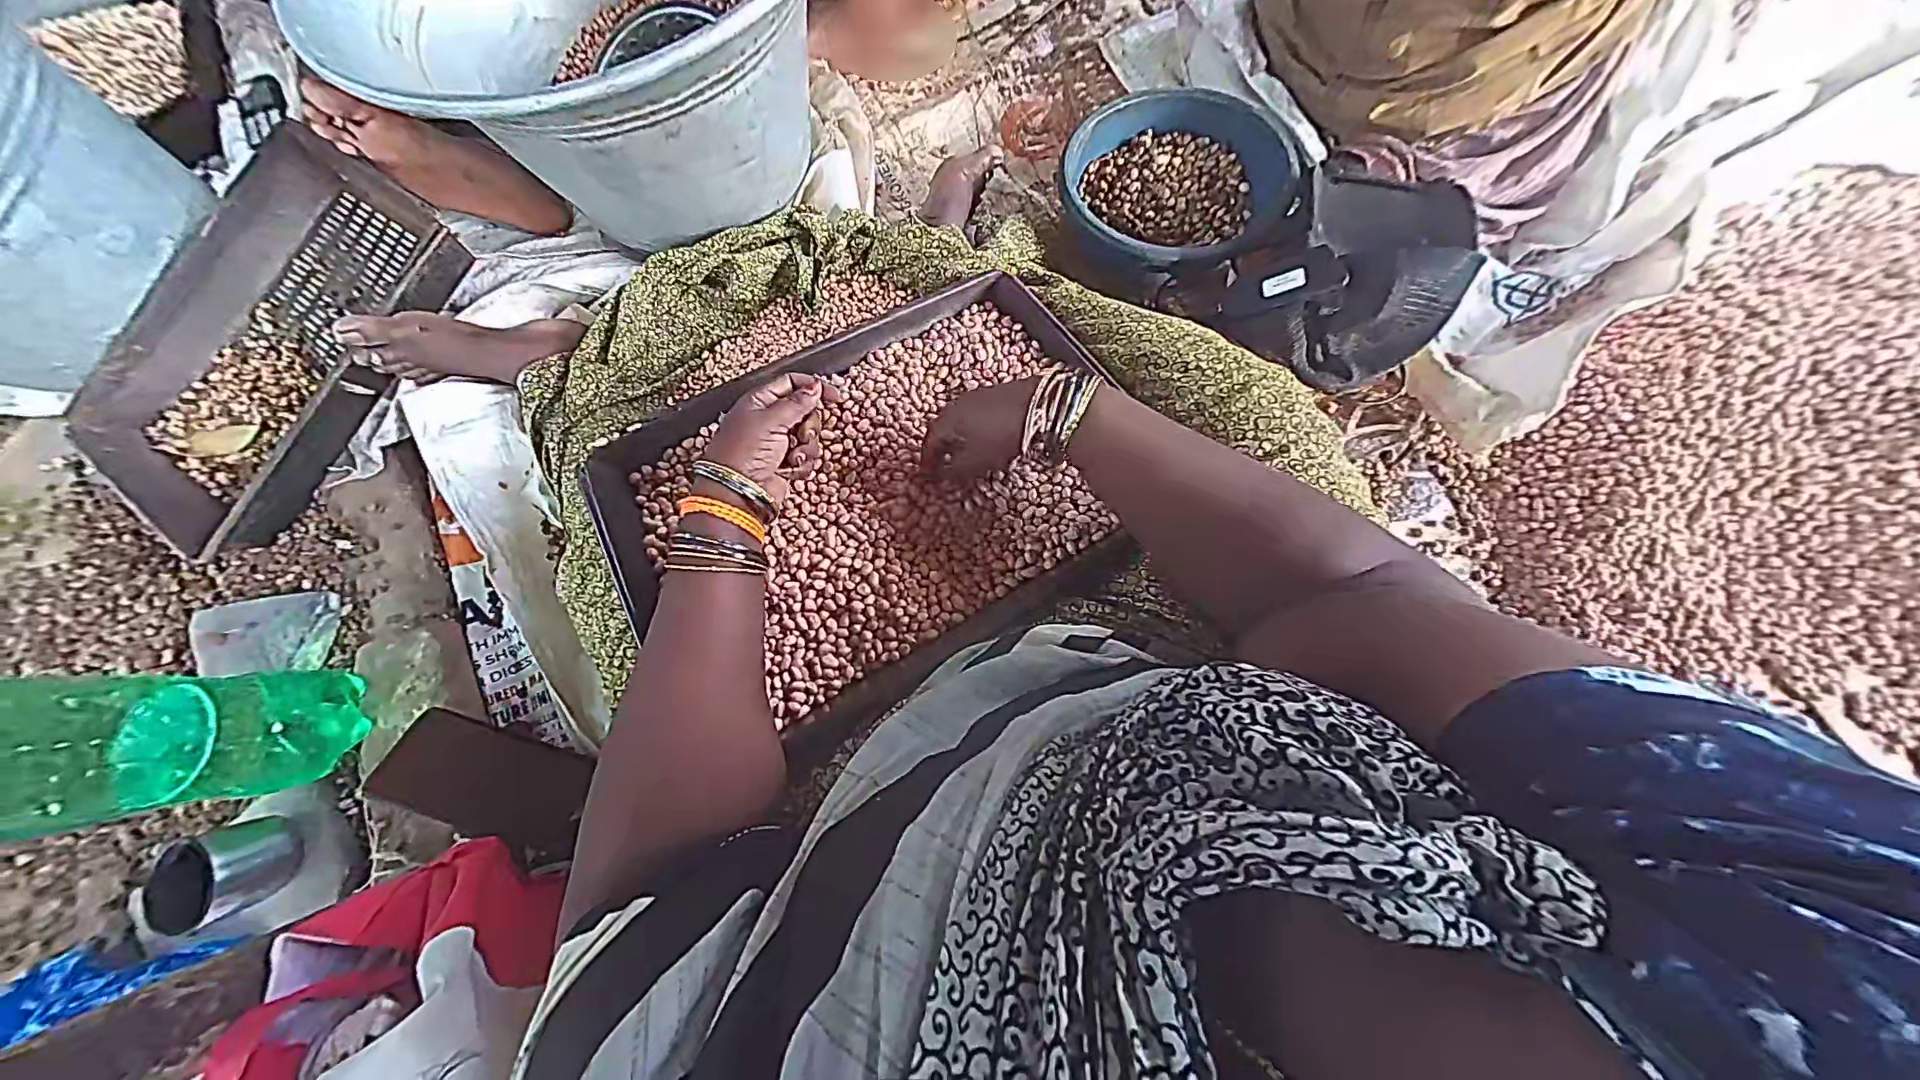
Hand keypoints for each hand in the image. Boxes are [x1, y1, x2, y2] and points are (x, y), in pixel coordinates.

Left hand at [703, 372, 845, 508]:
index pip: (791, 383)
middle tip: (802, 435)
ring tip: (791, 457)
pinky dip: (801, 464)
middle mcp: (769, 420)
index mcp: (760, 402)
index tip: (833, 396)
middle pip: (806, 412)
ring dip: (806, 448)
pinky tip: (788, 469)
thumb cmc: (744, 453)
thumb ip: (797, 402)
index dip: (812, 387)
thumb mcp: (771, 420)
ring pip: (810, 436)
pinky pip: (807, 457)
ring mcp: (778, 442)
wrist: (738, 492)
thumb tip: (815, 387)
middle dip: (810, 425)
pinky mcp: (786, 462)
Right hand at [921, 376, 1037, 481]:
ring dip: (955, 438)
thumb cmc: (1001, 438)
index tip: (927, 474)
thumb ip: (950, 470)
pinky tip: (981, 438)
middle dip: (939, 448)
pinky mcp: (991, 394)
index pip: (927, 445)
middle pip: (940, 431)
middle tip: (940, 464)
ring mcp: (973, 398)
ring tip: (961, 453)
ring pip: (956, 422)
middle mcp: (953, 407)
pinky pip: (972, 415)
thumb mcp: (973, 463)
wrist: (1037, 407)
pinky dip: (970, 429)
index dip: (927, 463)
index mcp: (944, 423)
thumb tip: (935, 475)